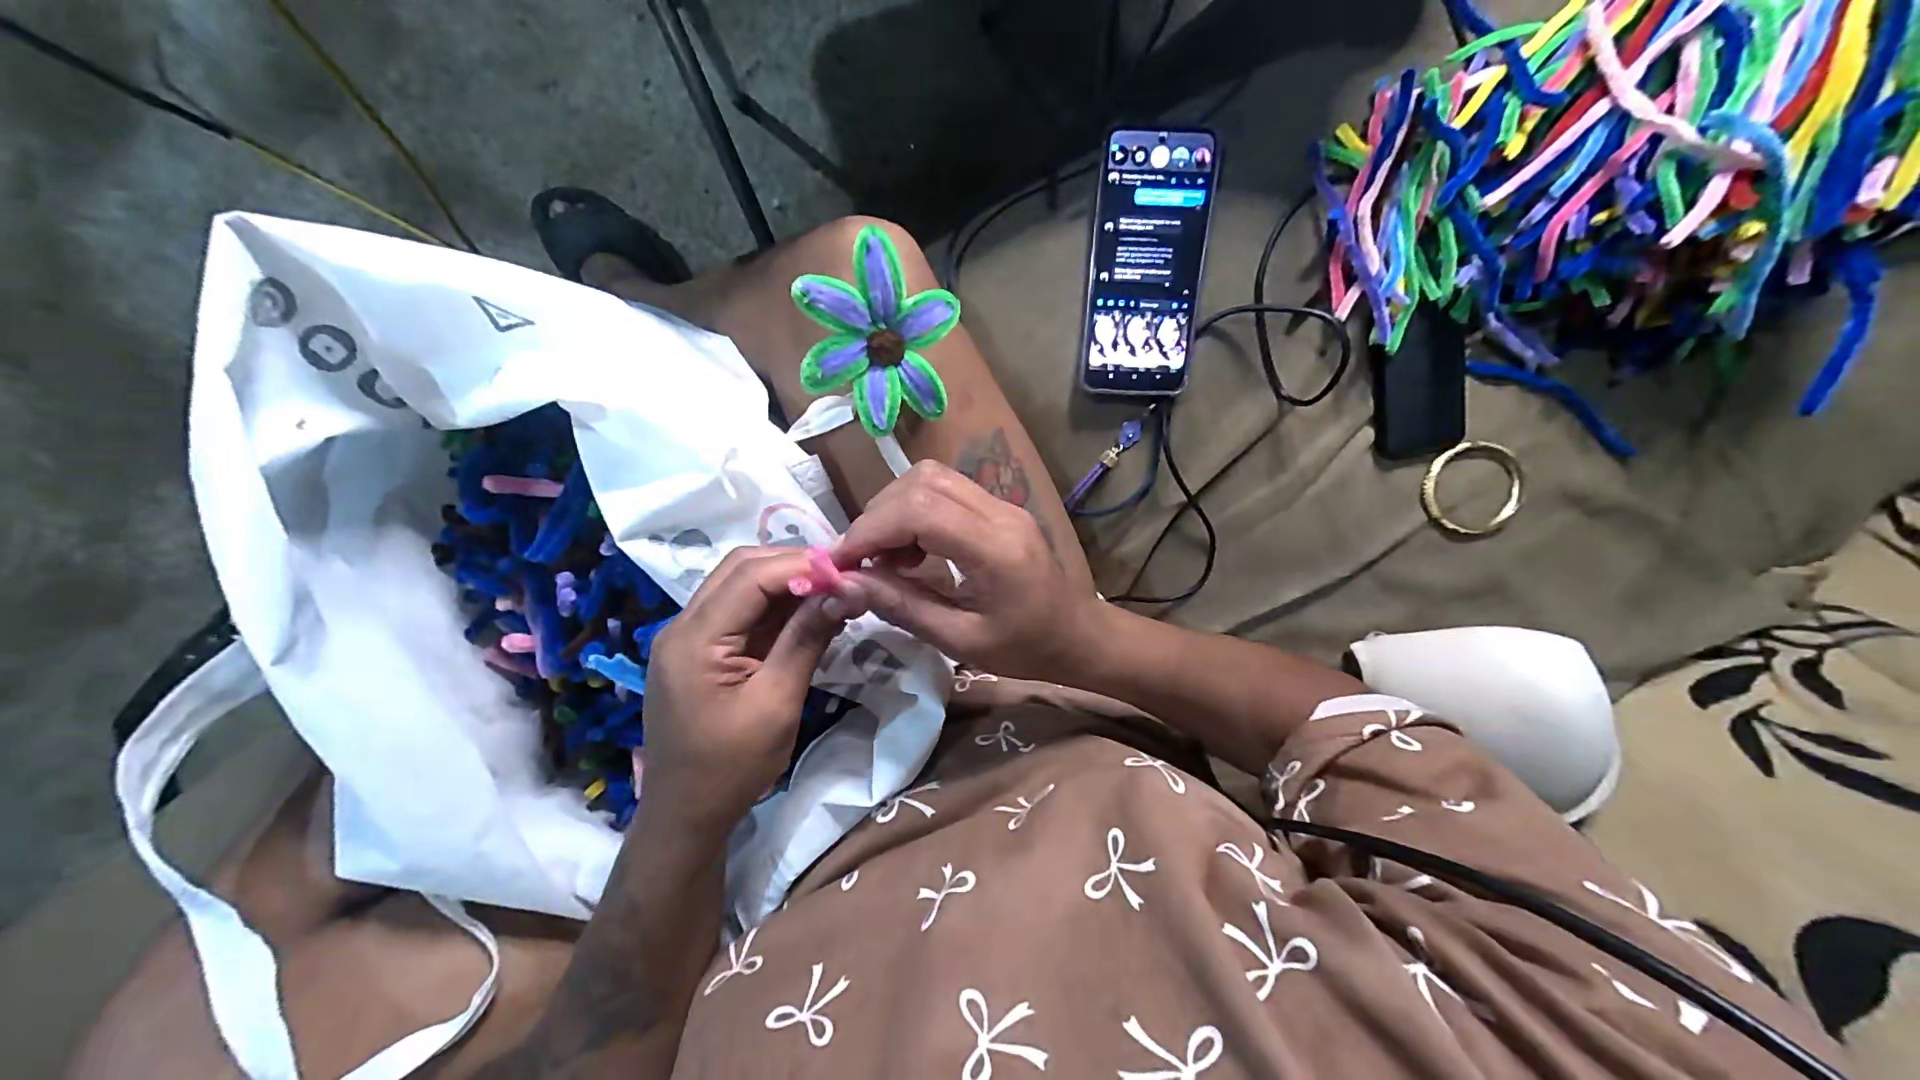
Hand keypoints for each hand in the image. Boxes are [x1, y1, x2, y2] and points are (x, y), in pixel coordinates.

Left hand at [642, 547, 846, 832]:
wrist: (686, 814)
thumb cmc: (731, 767)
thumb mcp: (777, 703)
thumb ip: (806, 639)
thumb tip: (845, 590)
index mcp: (694, 638)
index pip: (751, 575)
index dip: (802, 565)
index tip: (849, 571)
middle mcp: (683, 625)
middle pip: (740, 569)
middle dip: (794, 565)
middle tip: (842, 577)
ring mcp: (687, 637)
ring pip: (739, 584)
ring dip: (785, 582)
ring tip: (832, 592)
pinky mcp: (698, 650)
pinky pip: (738, 611)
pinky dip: (774, 606)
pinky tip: (807, 614)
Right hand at [828, 461, 1100, 680]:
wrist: (1082, 637)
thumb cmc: (1027, 649)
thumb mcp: (961, 642)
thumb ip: (903, 607)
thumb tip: (846, 584)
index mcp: (996, 548)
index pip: (919, 510)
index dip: (870, 530)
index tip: (841, 562)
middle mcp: (999, 512)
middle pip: (922, 482)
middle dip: (878, 517)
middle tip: (861, 562)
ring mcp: (1002, 504)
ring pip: (932, 478)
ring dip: (894, 510)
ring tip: (885, 558)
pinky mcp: (999, 507)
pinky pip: (946, 490)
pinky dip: (915, 511)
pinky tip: (912, 550)